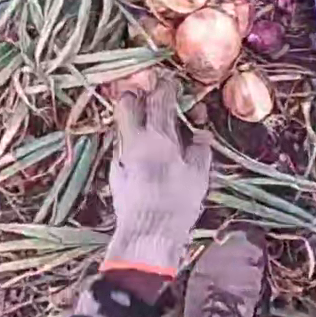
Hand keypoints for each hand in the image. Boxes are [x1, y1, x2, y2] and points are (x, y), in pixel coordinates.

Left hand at [105, 74, 211, 273]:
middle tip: (146, 95)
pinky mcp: (115, 172)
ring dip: (133, 120)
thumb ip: (199, 150)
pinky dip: (132, 143)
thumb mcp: (197, 176)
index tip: (168, 82)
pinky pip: (123, 147)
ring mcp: (121, 156)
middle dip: (135, 95)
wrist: (147, 234)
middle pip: (126, 104)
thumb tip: (200, 134)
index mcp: (159, 137)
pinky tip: (144, 154)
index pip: (159, 100)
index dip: (164, 87)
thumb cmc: (177, 203)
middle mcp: (134, 141)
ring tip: (149, 125)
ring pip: (122, 126)